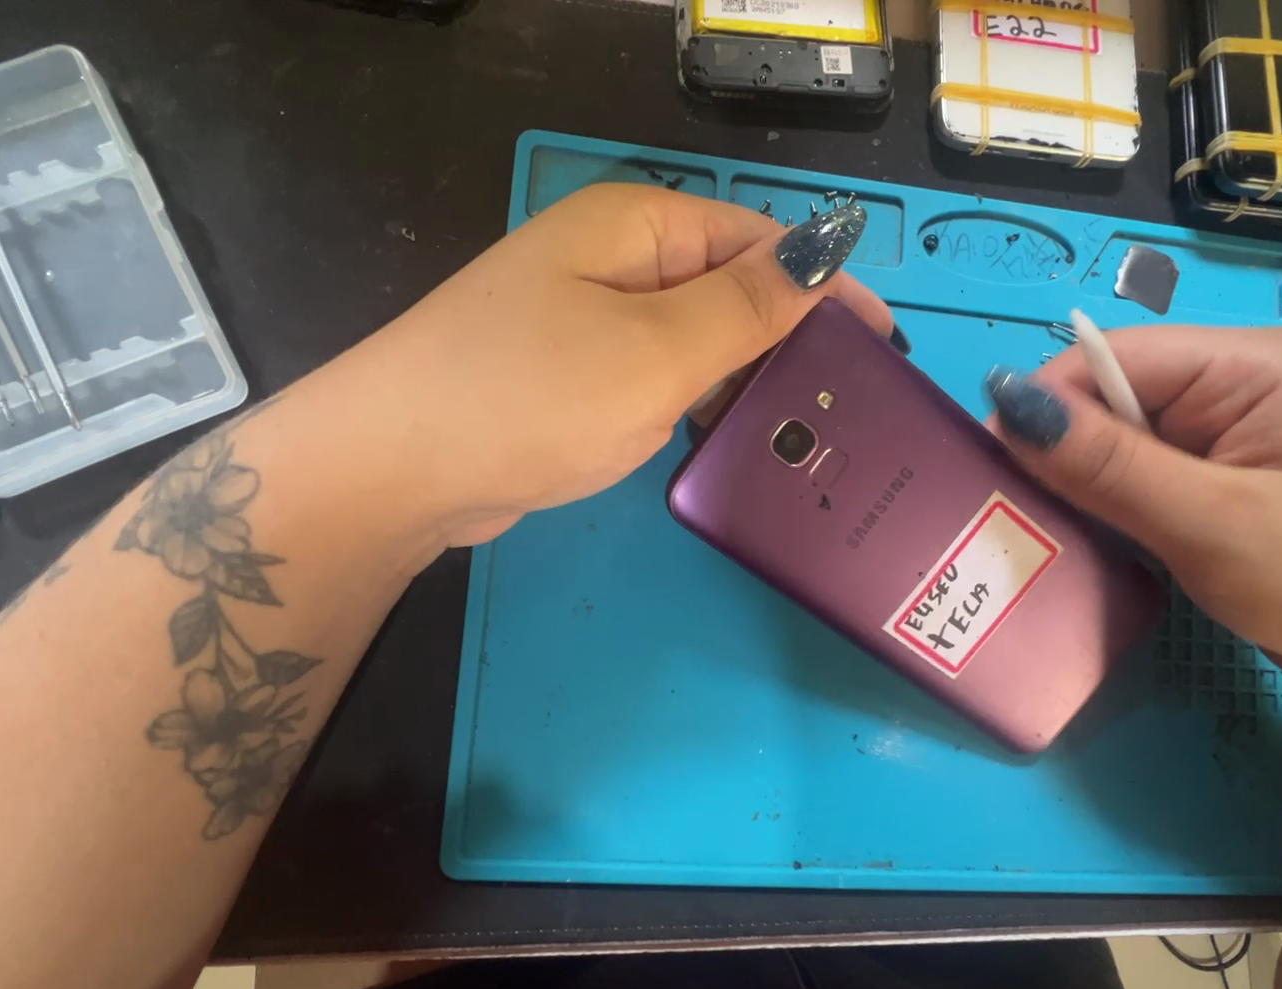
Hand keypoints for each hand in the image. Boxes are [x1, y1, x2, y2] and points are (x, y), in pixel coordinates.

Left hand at [310, 184, 890, 546]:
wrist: (400, 468)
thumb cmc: (533, 397)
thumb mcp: (657, 351)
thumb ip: (745, 306)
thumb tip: (824, 251)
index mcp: (637, 228)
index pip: (759, 242)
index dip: (826, 289)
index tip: (881, 345)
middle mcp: (612, 261)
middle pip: (727, 286)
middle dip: (787, 337)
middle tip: (842, 400)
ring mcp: (586, 319)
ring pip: (693, 337)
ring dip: (742, 374)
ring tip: (794, 425)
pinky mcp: (570, 374)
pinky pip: (655, 375)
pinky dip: (694, 400)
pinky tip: (720, 434)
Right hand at [986, 326, 1281, 695]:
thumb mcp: (1216, 523)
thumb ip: (1107, 464)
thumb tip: (1004, 401)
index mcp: (1251, 363)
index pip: (1107, 359)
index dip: (1043, 410)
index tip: (998, 477)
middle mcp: (1245, 384)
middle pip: (1114, 399)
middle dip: (1064, 455)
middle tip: (1026, 520)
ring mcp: (1244, 435)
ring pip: (1127, 444)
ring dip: (1089, 488)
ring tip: (1058, 536)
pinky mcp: (1240, 481)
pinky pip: (1154, 478)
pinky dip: (1120, 509)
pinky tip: (1104, 543)